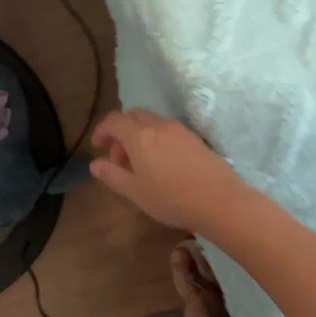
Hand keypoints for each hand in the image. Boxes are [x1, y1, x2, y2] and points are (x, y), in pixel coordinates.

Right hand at [89, 109, 249, 231]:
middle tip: (117, 157)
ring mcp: (180, 130)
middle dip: (120, 131)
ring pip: (152, 122)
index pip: (114, 121)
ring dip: (138, 135)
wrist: (220, 201)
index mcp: (140, 136)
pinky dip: (156, 139)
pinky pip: (167, 130)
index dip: (102, 131)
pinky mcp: (195, 139)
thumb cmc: (171, 199)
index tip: (97, 146)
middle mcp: (159, 126)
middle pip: (134, 115)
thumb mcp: (135, 192)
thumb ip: (112, 175)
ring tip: (139, 164)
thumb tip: (95, 164)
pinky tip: (161, 165)